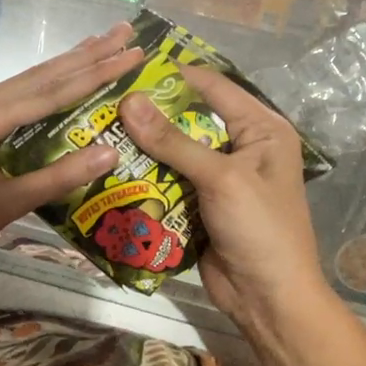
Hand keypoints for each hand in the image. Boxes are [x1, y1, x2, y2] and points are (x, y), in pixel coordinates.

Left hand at [0, 23, 144, 274]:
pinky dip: (44, 85)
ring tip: (103, 43)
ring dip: (66, 64)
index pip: (48, 93)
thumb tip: (111, 151)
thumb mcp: (11, 202)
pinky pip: (14, 96)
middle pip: (38, 77)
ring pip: (26, 82)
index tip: (131, 53)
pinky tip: (64, 75)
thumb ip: (59, 177)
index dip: (93, 74)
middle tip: (125, 33)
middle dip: (85, 55)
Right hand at [117, 64, 331, 330]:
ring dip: (140, 147)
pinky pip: (166, 181)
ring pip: (172, 152)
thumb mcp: (219, 178)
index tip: (128, 69)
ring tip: (97, 132)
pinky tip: (109, 169)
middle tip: (102, 103)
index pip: (214, 88)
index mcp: (262, 130)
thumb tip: (129, 100)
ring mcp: (218, 178)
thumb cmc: (259, 229)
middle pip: (188, 119)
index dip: (174, 75)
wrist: (268, 297)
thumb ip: (173, 141)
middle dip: (149, 114)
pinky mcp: (198, 204)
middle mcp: (241, 147)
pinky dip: (142, 177)